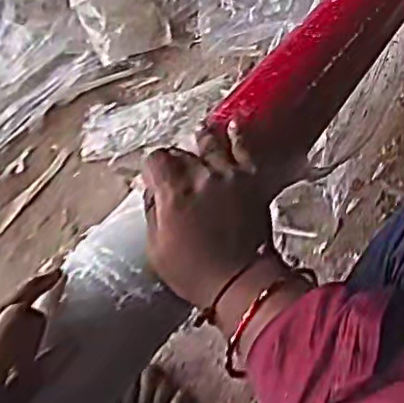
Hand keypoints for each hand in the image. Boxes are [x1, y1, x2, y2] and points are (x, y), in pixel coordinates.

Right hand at [142, 124, 275, 307]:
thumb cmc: (194, 271)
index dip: (152, 165)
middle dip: (175, 158)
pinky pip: (244, 147)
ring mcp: (228, 172)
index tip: (152, 173)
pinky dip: (237, 134)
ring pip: (211, 142)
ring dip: (202, 137)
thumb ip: (153, 211)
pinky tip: (233, 124)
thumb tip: (152, 189)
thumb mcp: (157, 247)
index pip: (157, 160)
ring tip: (199, 131)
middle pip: (182, 152)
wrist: (240, 277)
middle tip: (174, 166)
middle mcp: (201, 176)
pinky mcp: (251, 175)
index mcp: (173, 194)